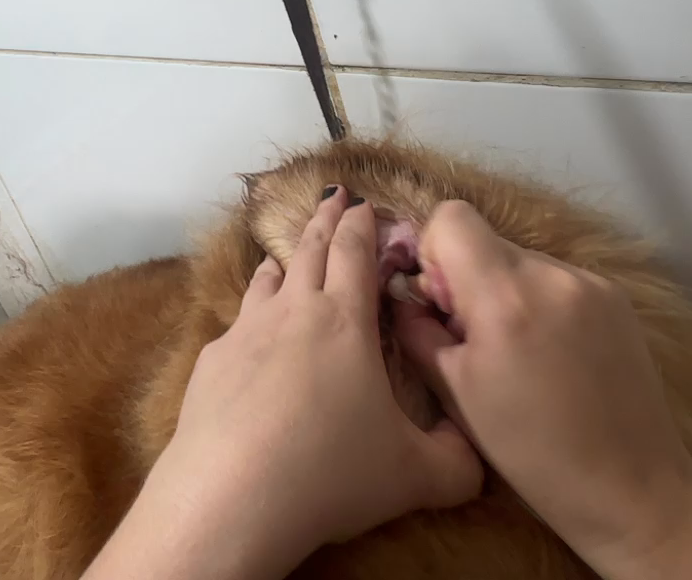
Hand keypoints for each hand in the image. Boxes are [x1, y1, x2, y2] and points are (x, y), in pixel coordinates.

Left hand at [85, 188, 481, 579]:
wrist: (233, 493)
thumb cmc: (332, 472)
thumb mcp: (415, 475)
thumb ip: (457, 459)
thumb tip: (479, 456)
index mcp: (344, 320)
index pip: (354, 252)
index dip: (361, 224)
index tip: (364, 203)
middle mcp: (293, 311)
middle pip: (310, 249)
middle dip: (325, 219)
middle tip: (333, 197)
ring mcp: (246, 330)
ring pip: (268, 279)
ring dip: (283, 260)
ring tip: (286, 255)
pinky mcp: (212, 360)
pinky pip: (237, 324)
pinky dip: (251, 314)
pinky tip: (250, 333)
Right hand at [396, 201, 691, 579]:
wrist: (633, 491)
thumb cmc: (529, 449)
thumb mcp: (454, 391)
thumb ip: (418, 326)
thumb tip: (405, 291)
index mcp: (504, 296)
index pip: (452, 216)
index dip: (435, 250)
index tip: (442, 301)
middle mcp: (551, 274)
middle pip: (485, 239)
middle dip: (467, 275)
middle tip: (475, 335)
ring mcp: (590, 281)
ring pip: (519, 258)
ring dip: (504, 288)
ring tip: (519, 350)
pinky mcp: (615, 295)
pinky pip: (554, 276)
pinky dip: (538, 300)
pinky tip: (552, 351)